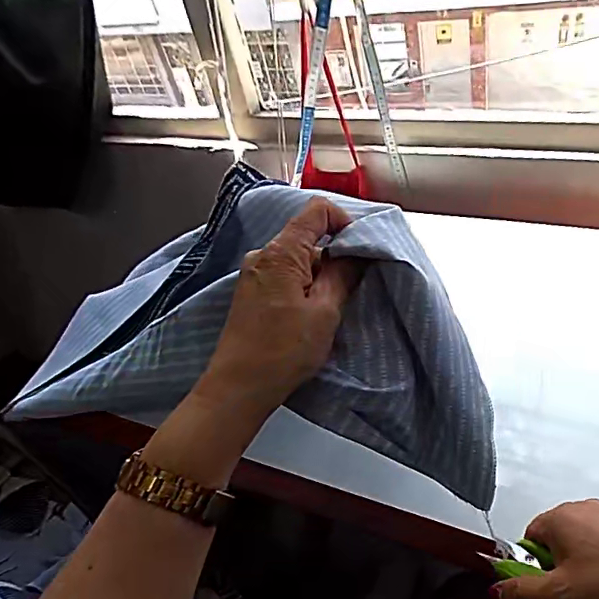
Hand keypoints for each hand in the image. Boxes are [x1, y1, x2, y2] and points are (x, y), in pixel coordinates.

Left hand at [195, 199, 362, 423]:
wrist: (238, 387)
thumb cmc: (281, 351)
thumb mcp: (324, 312)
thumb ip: (343, 275)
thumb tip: (356, 254)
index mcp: (280, 253)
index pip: (316, 211)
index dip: (344, 223)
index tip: (360, 250)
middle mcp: (261, 257)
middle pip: (308, 239)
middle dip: (333, 259)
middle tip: (348, 293)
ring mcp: (252, 276)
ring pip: (297, 262)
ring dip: (318, 280)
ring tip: (326, 314)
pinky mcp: (250, 296)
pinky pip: (283, 279)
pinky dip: (302, 291)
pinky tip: (307, 320)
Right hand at [492, 499, 598, 598]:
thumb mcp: (560, 595)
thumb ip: (520, 593)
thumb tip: (497, 592)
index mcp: (562, 516)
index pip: (527, 541)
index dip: (529, 573)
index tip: (538, 598)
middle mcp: (588, 515)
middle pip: (557, 560)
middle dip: (562, 597)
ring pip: (585, 573)